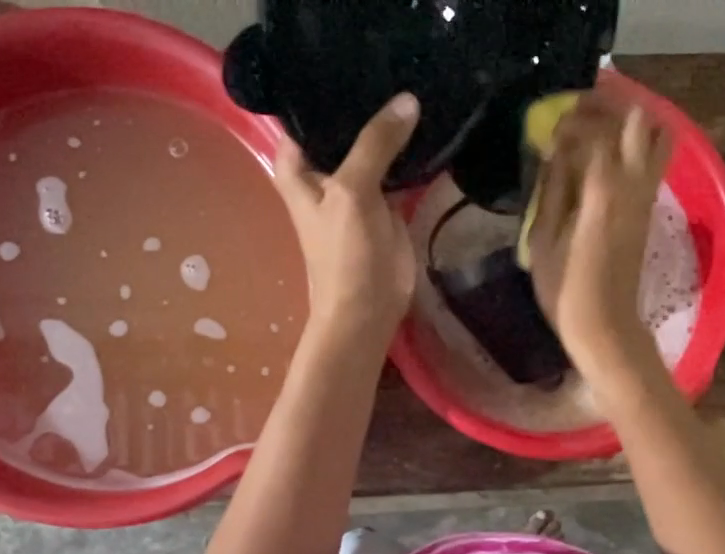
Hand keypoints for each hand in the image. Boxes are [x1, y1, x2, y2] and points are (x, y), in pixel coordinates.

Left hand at [271, 93, 420, 348]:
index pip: (310, 113)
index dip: (332, 92)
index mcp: (298, 166)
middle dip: (368, 110)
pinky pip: (395, 171)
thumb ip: (376, 144)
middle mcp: (322, 173)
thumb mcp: (353, 191)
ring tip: (416, 98)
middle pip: (344, 128)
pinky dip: (407, 156)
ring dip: (390, 132)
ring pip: (372, 149)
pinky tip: (426, 131)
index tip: (363, 69)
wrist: (366, 313)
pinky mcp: (383, 208)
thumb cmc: (345, 256)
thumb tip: (407, 102)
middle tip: (400, 80)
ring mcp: (355, 190)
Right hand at [526, 93, 672, 370]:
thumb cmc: (565, 290)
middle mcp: (633, 183)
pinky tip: (604, 154)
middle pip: (636, 119)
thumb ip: (551, 188)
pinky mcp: (648, 209)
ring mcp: (646, 195)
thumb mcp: (543, 239)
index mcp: (603, 188)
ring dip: (628, 123)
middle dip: (607, 106)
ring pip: (656, 135)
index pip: (596, 128)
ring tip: (596, 128)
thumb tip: (553, 151)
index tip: (548, 127)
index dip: (571, 119)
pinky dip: (633, 145)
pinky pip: (652, 160)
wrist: (605, 327)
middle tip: (577, 112)